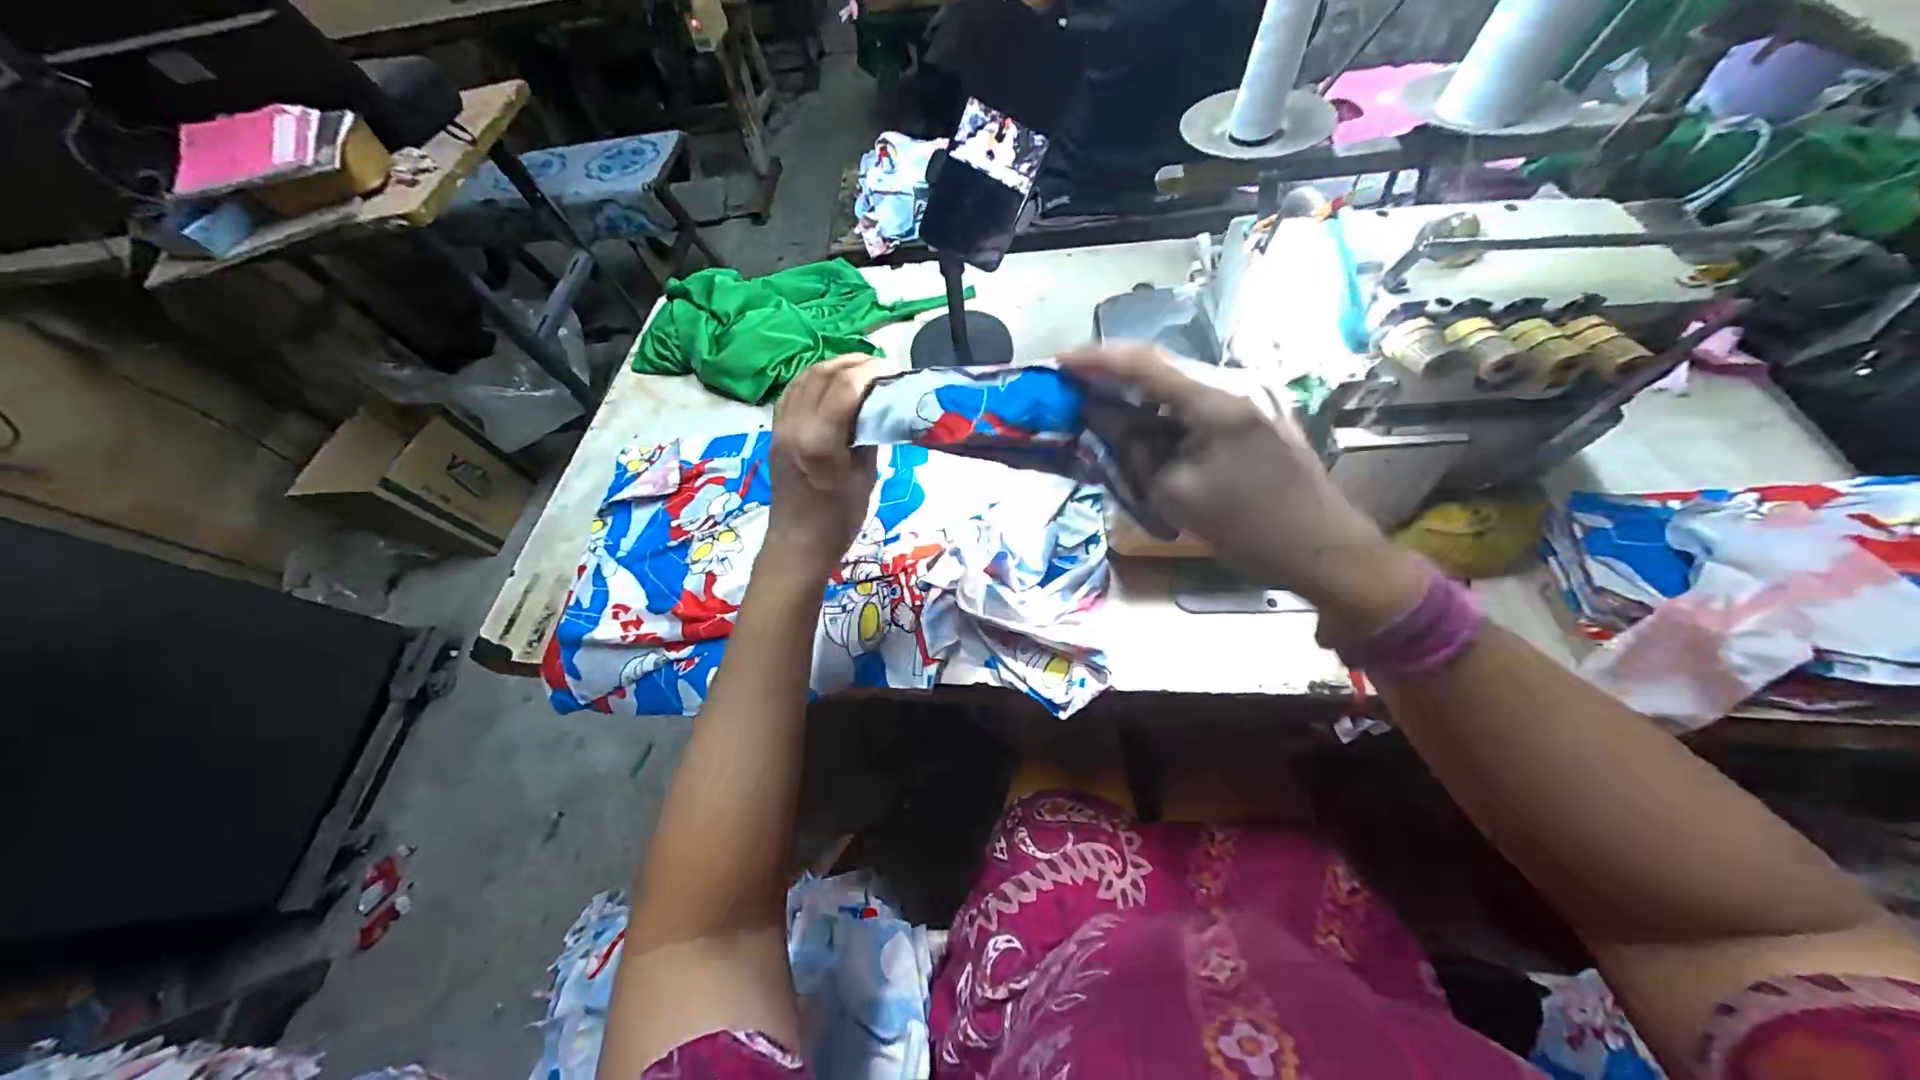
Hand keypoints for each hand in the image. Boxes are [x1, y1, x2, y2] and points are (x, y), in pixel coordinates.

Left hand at [763, 355, 882, 582]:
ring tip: (859, 369)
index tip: (892, 370)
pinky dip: (813, 379)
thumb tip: (878, 407)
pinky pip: (793, 392)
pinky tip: (831, 382)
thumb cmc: (838, 519)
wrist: (798, 545)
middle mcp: (794, 426)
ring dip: (832, 366)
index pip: (845, 386)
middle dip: (853, 363)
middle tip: (881, 366)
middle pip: (823, 374)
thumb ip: (869, 435)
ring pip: (804, 378)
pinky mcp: (775, 432)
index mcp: (819, 440)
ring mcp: (780, 427)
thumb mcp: (866, 477)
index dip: (870, 371)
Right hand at [1061, 343, 1426, 633]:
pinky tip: (1149, 433)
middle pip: (1162, 371)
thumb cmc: (1249, 530)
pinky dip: (1167, 416)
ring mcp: (1254, 398)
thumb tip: (1104, 420)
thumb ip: (1135, 451)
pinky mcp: (1258, 415)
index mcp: (1219, 402)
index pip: (1145, 365)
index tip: (1059, 363)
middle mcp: (1239, 385)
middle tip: (1077, 391)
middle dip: (1116, 380)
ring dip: (1142, 401)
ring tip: (1107, 417)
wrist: (1325, 550)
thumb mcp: (1176, 495)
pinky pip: (1199, 406)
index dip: (1096, 360)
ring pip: (1180, 389)